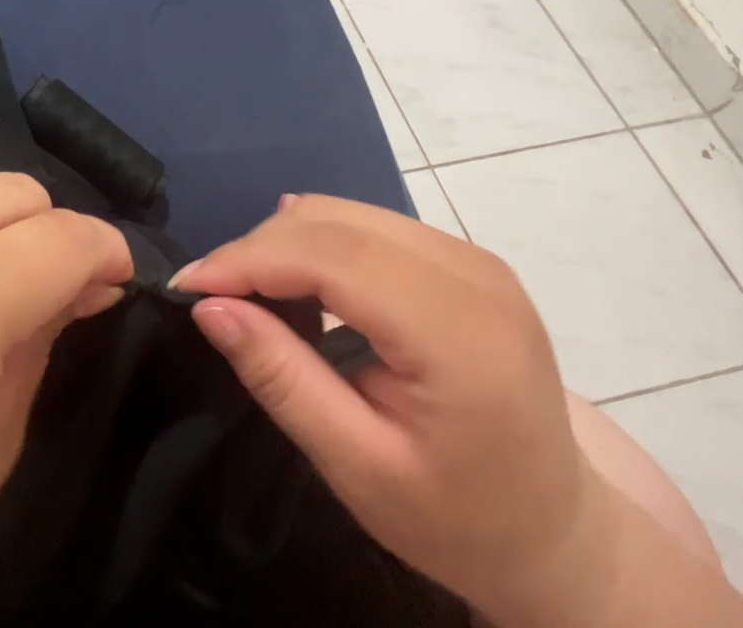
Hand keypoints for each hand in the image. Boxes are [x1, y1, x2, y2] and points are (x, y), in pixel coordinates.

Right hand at [173, 194, 607, 623]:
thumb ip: (282, 378)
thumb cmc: (455, 516)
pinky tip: (293, 282)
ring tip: (246, 294)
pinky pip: (369, 225)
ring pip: (348, 213)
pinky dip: (315, 244)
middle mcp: (475, 275)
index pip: (334, 257)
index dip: (250, 260)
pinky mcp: (465, 262)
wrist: (553, 529)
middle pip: (337, 222)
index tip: (188, 287)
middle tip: (209, 297)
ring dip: (282, 243)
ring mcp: (475, 261)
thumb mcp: (356, 463)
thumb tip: (209, 307)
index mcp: (460, 335)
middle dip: (258, 248)